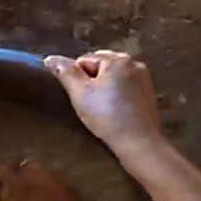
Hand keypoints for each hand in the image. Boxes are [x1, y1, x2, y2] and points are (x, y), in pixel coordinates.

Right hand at [44, 50, 161, 152]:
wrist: (139, 142)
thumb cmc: (107, 116)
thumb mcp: (80, 93)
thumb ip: (65, 72)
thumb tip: (50, 58)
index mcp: (116, 59)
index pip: (85, 61)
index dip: (78, 79)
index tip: (81, 97)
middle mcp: (132, 62)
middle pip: (102, 65)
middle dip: (93, 80)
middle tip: (91, 103)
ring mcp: (144, 77)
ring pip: (114, 76)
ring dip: (106, 87)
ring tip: (103, 108)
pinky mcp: (149, 92)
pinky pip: (127, 86)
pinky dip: (119, 94)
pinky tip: (117, 110)